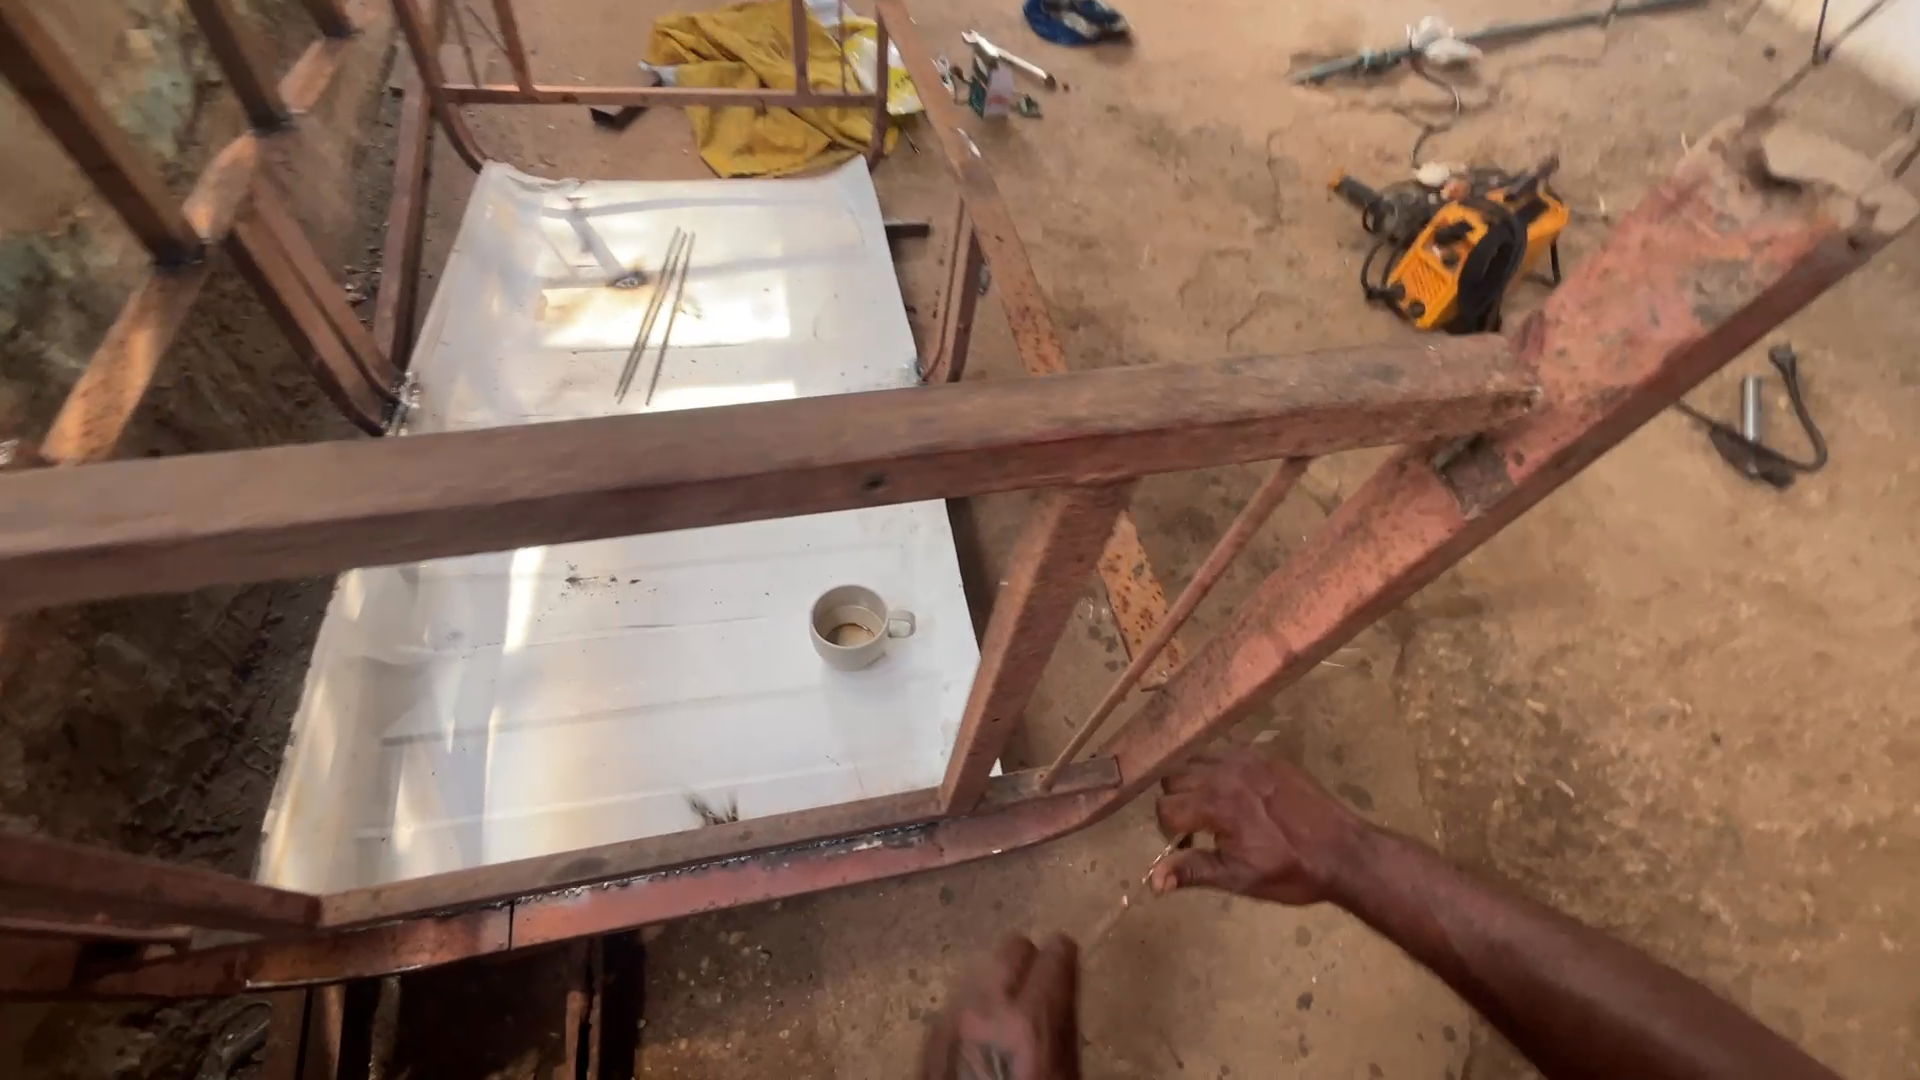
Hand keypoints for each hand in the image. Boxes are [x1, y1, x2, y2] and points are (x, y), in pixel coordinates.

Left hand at [921, 934, 1080, 1079]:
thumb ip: (1064, 1033)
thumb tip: (1062, 997)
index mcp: (1031, 1023)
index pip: (1055, 954)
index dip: (1065, 959)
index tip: (1068, 967)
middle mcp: (985, 1009)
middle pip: (1012, 947)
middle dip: (1030, 962)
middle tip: (1041, 988)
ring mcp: (950, 1020)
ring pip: (981, 970)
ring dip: (998, 985)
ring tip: (1009, 1017)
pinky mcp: (928, 1039)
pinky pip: (957, 1000)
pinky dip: (973, 1008)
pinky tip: (983, 1037)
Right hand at [1147, 750, 1366, 904]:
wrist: (1345, 852)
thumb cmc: (1291, 871)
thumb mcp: (1240, 878)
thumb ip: (1194, 871)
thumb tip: (1153, 881)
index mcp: (1216, 805)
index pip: (1164, 809)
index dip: (1171, 832)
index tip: (1190, 844)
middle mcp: (1223, 773)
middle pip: (1172, 781)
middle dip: (1179, 804)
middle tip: (1201, 827)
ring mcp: (1244, 758)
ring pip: (1193, 761)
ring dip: (1194, 783)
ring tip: (1215, 807)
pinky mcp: (1262, 753)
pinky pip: (1222, 752)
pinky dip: (1218, 770)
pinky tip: (1238, 793)